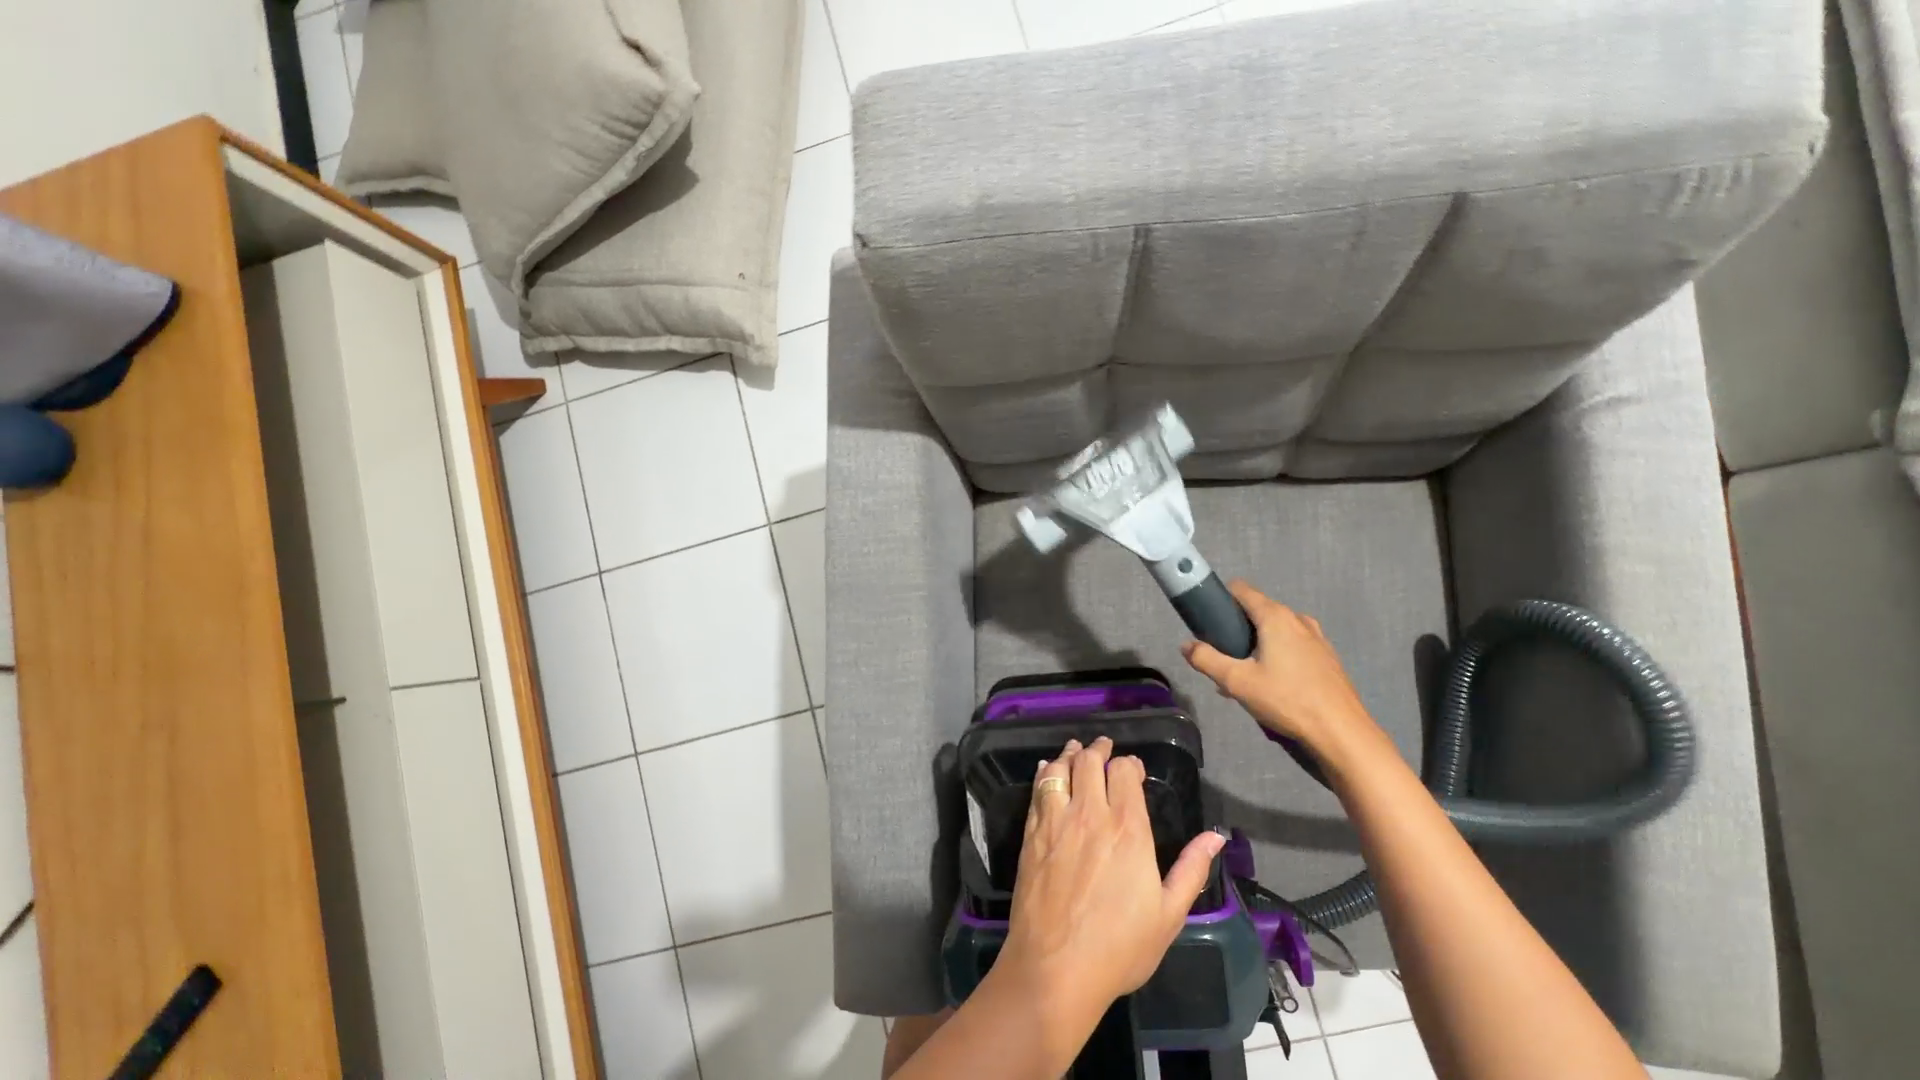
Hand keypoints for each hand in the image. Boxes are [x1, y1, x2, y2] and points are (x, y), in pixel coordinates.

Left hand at [997, 736, 1225, 1021]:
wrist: (1056, 968)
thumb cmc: (1120, 946)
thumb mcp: (1169, 914)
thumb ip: (1192, 869)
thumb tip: (1215, 837)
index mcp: (1128, 829)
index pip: (1125, 773)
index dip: (1130, 764)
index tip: (1133, 768)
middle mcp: (1090, 815)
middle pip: (1091, 762)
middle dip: (1099, 750)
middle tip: (1103, 747)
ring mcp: (1056, 823)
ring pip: (1060, 770)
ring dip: (1070, 755)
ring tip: (1076, 749)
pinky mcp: (1031, 837)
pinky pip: (1038, 791)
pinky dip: (1045, 774)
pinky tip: (1047, 771)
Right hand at [1180, 580, 1382, 758]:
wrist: (1340, 730)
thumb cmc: (1286, 700)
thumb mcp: (1237, 682)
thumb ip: (1207, 660)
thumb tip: (1186, 645)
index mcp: (1275, 617)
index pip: (1242, 590)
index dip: (1221, 599)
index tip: (1207, 620)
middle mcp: (1298, 619)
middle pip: (1259, 611)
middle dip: (1237, 630)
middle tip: (1224, 659)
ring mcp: (1316, 638)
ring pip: (1277, 631)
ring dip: (1257, 645)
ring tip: (1246, 676)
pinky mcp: (1327, 657)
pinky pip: (1293, 647)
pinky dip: (1278, 656)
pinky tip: (1272, 686)